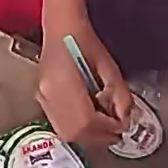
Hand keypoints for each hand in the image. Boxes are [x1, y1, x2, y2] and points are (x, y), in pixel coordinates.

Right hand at [37, 20, 135, 143]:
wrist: (61, 30)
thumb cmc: (86, 43)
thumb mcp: (110, 68)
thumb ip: (120, 95)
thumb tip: (125, 120)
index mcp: (65, 84)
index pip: (87, 120)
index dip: (107, 128)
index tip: (122, 126)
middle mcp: (50, 95)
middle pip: (75, 132)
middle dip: (98, 137)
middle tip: (116, 135)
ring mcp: (43, 98)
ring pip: (66, 132)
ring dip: (88, 137)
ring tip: (104, 131)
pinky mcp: (41, 99)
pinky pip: (60, 124)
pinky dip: (77, 130)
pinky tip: (89, 123)